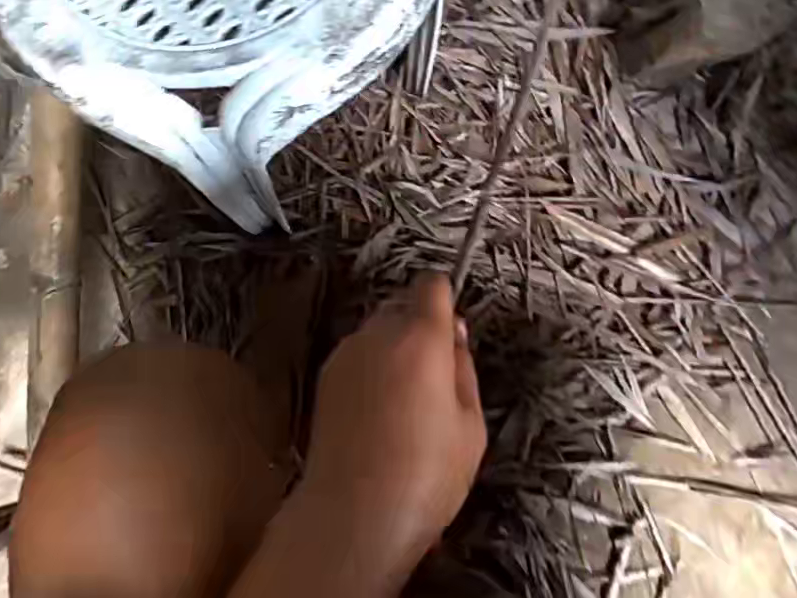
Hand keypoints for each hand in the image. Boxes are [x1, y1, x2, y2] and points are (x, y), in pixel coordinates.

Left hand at [299, 273, 486, 575]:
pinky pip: (357, 353)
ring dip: (393, 346)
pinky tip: (375, 410)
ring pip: (378, 329)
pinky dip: (370, 366)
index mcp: (422, 336)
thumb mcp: (471, 427)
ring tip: (403, 399)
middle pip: (403, 304)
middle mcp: (380, 331)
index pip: (432, 284)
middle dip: (419, 325)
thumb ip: (464, 368)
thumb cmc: (426, 474)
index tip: (450, 327)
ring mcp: (348, 350)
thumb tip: (454, 334)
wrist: (353, 512)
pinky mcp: (326, 373)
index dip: (444, 297)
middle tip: (434, 373)